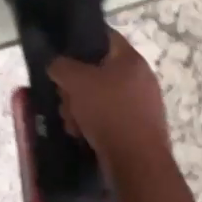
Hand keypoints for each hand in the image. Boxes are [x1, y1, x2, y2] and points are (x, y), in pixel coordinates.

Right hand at [47, 29, 173, 170]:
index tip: (62, 51)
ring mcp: (144, 106)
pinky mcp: (141, 130)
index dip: (80, 39)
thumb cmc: (108, 112)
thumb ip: (60, 65)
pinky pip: (110, 117)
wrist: (139, 165)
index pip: (104, 36)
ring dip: (81, 106)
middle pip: (98, 70)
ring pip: (101, 96)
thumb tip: (57, 66)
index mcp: (131, 60)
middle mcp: (142, 80)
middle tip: (64, 95)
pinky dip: (94, 123)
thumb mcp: (74, 80)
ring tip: (71, 121)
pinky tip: (82, 134)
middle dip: (76, 84)